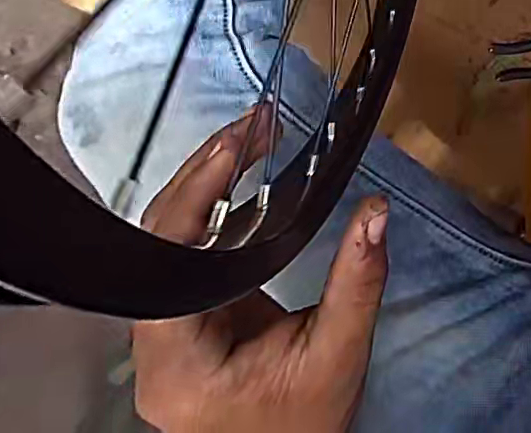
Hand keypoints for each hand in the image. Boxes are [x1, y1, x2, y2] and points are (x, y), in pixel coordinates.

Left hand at [132, 109, 389, 432]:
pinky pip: (186, 244)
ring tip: (247, 136)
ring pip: (169, 234)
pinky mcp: (182, 308)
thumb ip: (356, 283)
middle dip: (205, 171)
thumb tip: (376, 211)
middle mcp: (155, 340)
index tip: (233, 148)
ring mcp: (163, 323)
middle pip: (162, 236)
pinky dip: (213, 201)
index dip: (195, 196)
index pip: (167, 260)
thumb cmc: (300, 427)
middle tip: (250, 127)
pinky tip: (239, 172)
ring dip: (207, 179)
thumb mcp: (336, 359)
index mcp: (177, 362)